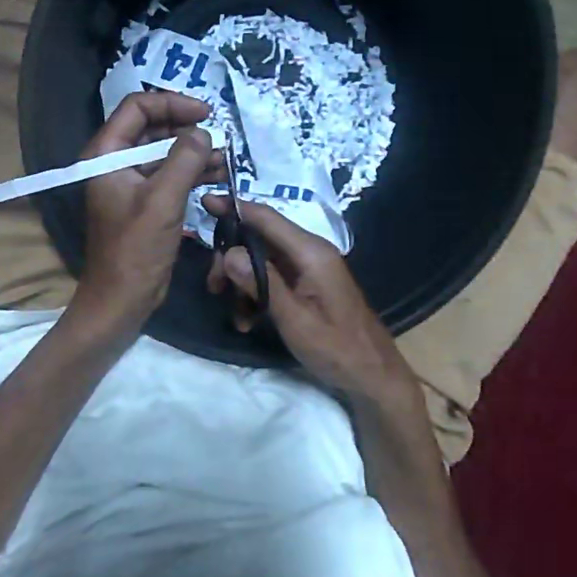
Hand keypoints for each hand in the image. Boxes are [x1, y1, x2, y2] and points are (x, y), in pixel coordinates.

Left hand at [72, 92, 221, 329]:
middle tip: (219, 137)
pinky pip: (170, 175)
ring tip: (225, 158)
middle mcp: (115, 162)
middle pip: (152, 127)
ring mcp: (131, 182)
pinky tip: (219, 173)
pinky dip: (192, 172)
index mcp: (106, 154)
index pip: (137, 108)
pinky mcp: (146, 201)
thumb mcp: (163, 200)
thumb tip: (203, 132)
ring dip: (194, 152)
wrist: (122, 298)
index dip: (171, 103)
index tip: (205, 113)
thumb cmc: (135, 248)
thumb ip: (183, 160)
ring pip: (165, 151)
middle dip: (187, 129)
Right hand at [202, 194, 410, 400]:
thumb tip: (229, 252)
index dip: (234, 207)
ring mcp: (308, 268)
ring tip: (236, 315)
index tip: (204, 201)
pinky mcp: (306, 283)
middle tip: (214, 286)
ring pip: (260, 260)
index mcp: (311, 252)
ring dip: (241, 283)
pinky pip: (271, 277)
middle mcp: (309, 252)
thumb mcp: (294, 319)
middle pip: (258, 238)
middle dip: (231, 259)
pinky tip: (249, 320)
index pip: (266, 217)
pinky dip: (255, 294)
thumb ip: (261, 283)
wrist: (372, 376)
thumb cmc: (336, 348)